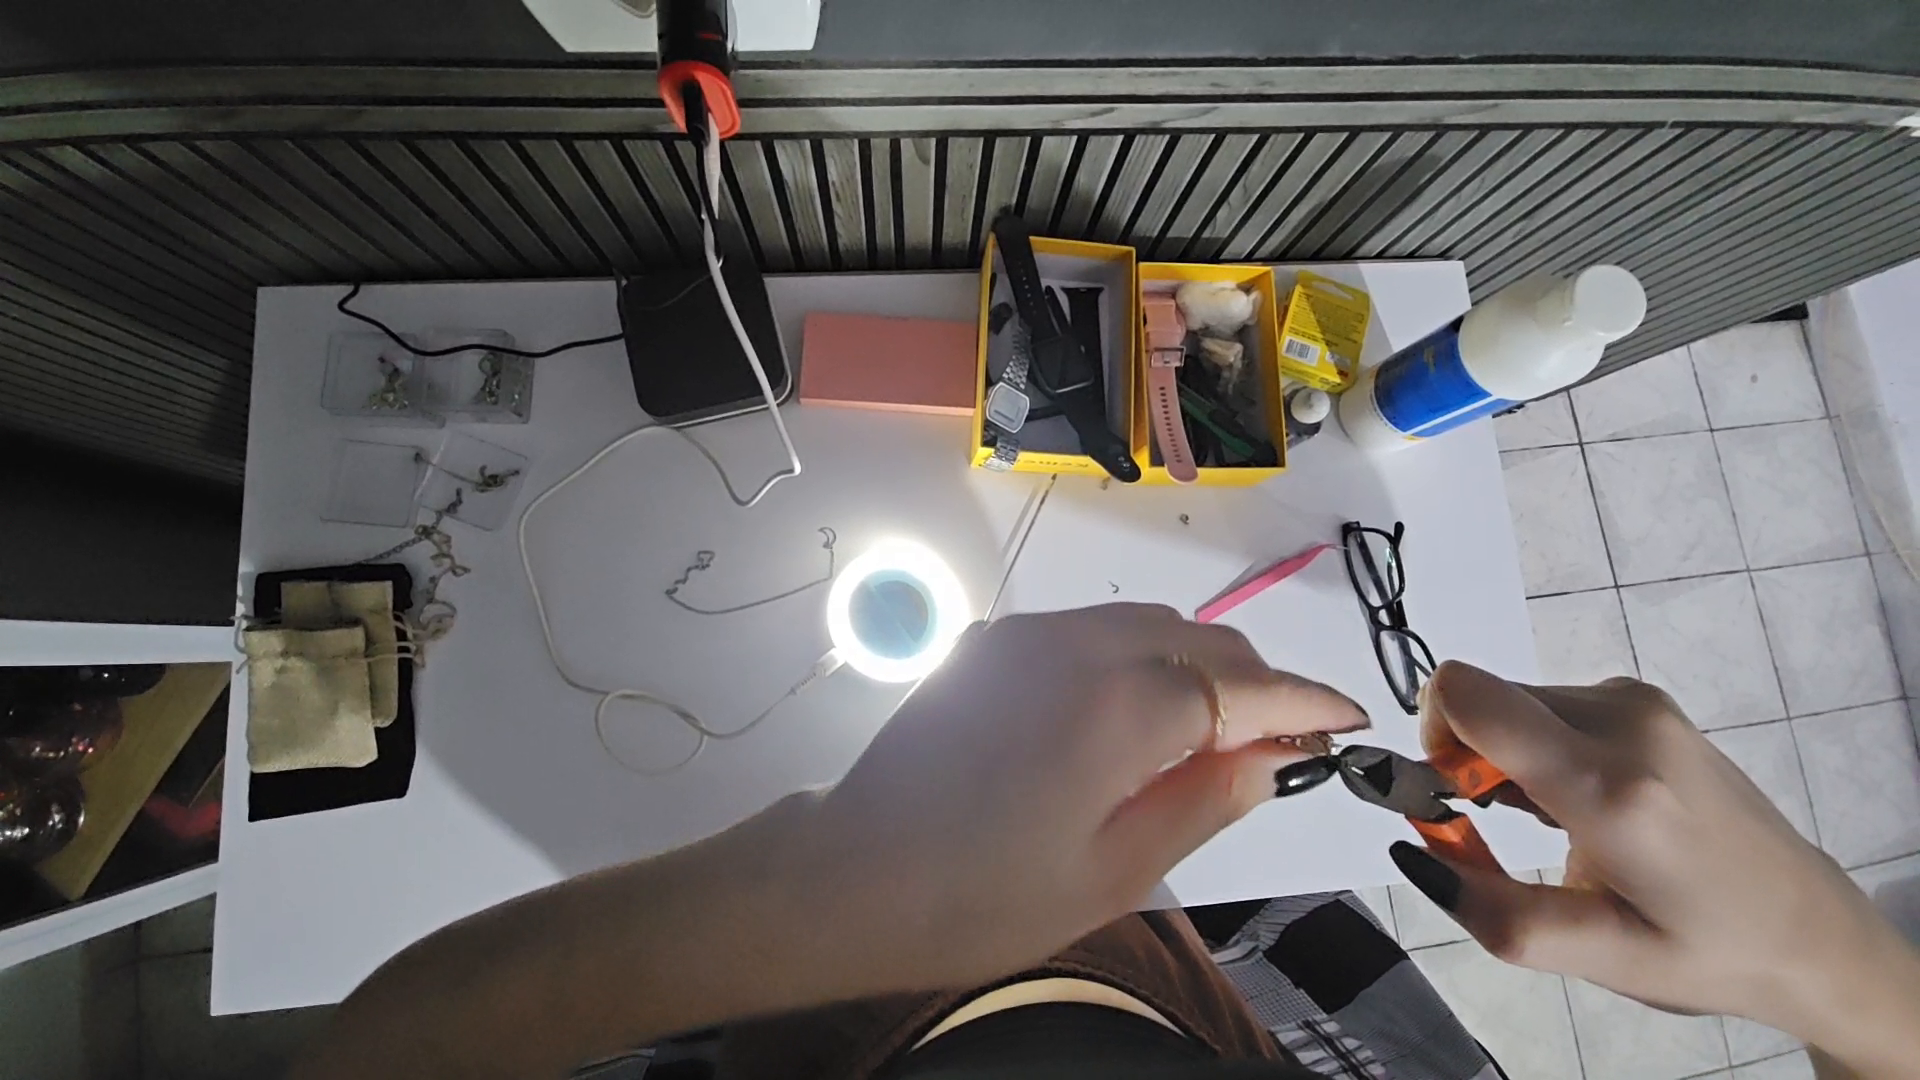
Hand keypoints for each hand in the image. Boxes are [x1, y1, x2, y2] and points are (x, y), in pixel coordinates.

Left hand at [791, 603, 1367, 993]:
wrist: (853, 870)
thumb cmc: (985, 896)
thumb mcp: (1113, 872)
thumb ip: (1202, 802)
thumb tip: (1268, 756)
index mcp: (1119, 707)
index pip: (1240, 686)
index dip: (1304, 700)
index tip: (1347, 718)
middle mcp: (1076, 644)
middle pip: (1197, 639)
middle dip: (1251, 679)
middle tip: (1277, 737)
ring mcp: (1026, 632)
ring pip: (1144, 624)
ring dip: (1193, 662)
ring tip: (1210, 724)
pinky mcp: (991, 639)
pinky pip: (1089, 631)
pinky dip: (1135, 657)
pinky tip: (1131, 707)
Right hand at [1395, 661, 1919, 1075]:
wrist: (1820, 936)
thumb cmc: (1705, 951)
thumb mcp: (1591, 954)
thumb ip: (1488, 907)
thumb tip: (1410, 846)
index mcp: (1610, 786)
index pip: (1467, 695)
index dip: (1431, 732)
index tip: (1454, 790)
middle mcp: (1622, 721)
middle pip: (1478, 699)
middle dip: (1463, 755)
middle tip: (1499, 817)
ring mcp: (1636, 703)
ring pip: (1506, 700)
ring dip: (1497, 752)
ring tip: (1545, 814)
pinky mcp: (1639, 700)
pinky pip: (1540, 701)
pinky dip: (1529, 742)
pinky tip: (1571, 794)